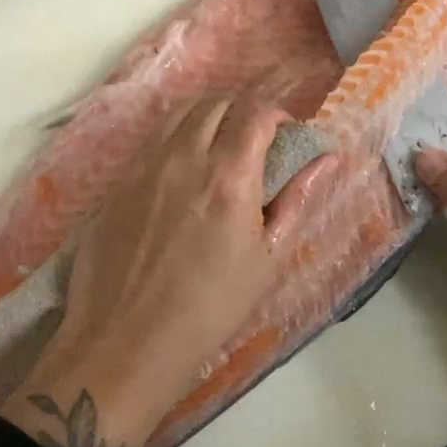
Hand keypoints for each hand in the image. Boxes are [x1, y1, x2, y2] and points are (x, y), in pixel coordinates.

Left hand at [3, 95, 333, 446]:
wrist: (126, 342)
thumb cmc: (210, 309)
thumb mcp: (266, 259)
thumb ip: (296, 199)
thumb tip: (327, 159)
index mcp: (229, 176)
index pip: (256, 113)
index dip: (276, 114)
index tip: (285, 134)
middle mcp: (185, 157)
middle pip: (217, 104)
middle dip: (243, 112)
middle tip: (254, 141)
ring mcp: (146, 166)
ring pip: (181, 115)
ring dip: (208, 118)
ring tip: (218, 148)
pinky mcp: (119, 182)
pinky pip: (153, 141)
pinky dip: (176, 139)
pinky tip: (182, 171)